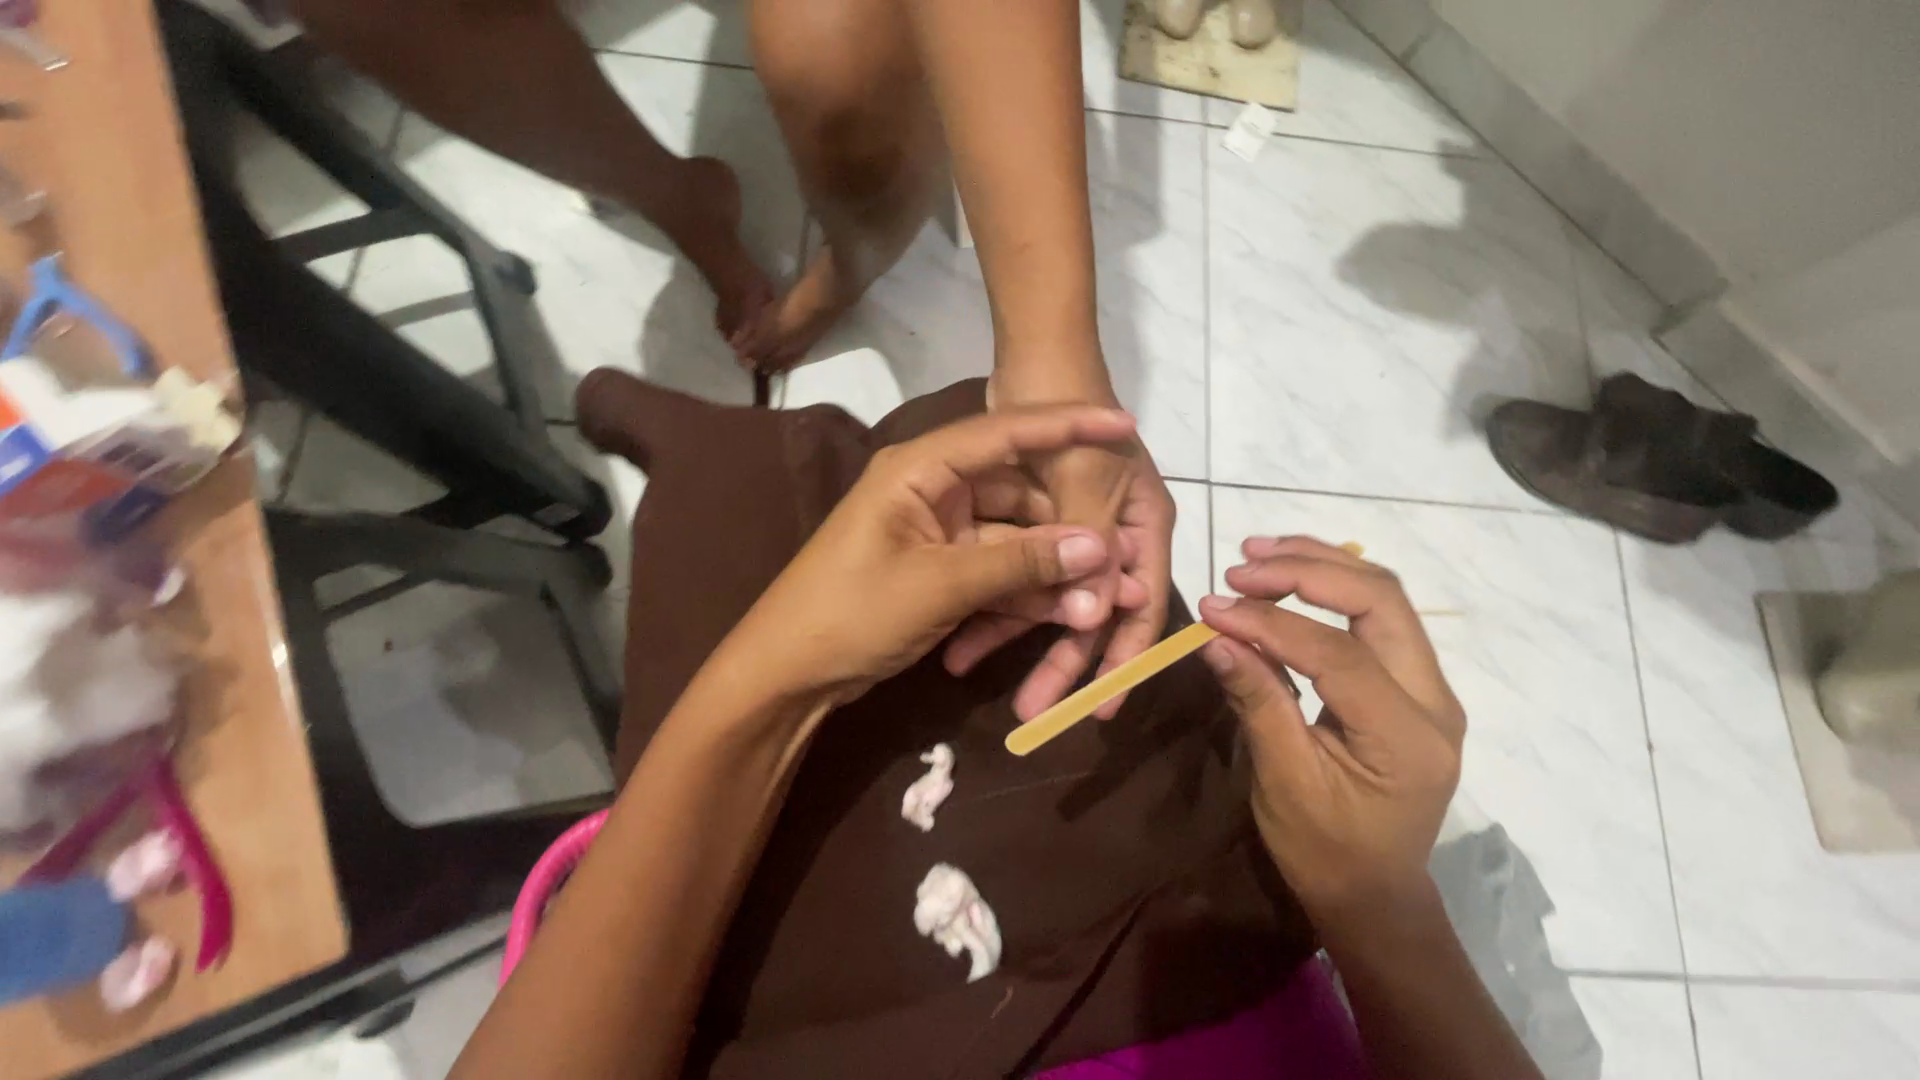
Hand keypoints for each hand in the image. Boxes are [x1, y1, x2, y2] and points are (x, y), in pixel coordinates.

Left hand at [721, 404, 1137, 708]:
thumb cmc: (852, 612)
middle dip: (1069, 533)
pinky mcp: (940, 569)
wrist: (790, 673)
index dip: (1066, 426)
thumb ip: (1020, 562)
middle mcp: (934, 489)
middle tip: (1122, 564)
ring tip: (1100, 605)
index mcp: (921, 469)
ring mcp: (937, 532)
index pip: (1004, 433)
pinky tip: (1062, 619)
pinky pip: (995, 569)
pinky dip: (1023, 593)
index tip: (1123, 423)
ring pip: (1013, 539)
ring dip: (1052, 571)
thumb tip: (1098, 547)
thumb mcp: (939, 585)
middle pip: (1018, 496)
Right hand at [1195, 537, 1464, 924]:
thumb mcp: (1283, 781)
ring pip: (1383, 597)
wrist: (1372, 890)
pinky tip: (1288, 577)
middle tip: (1241, 566)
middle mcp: (1434, 700)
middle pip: (1380, 601)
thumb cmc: (1324, 848)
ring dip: (1321, 566)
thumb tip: (1215, 636)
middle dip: (1307, 570)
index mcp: (1407, 736)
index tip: (1212, 607)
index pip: (1338, 652)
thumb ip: (1257, 700)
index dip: (1270, 622)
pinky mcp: (1410, 684)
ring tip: (1259, 551)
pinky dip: (1331, 587)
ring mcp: (1429, 688)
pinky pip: (1377, 617)